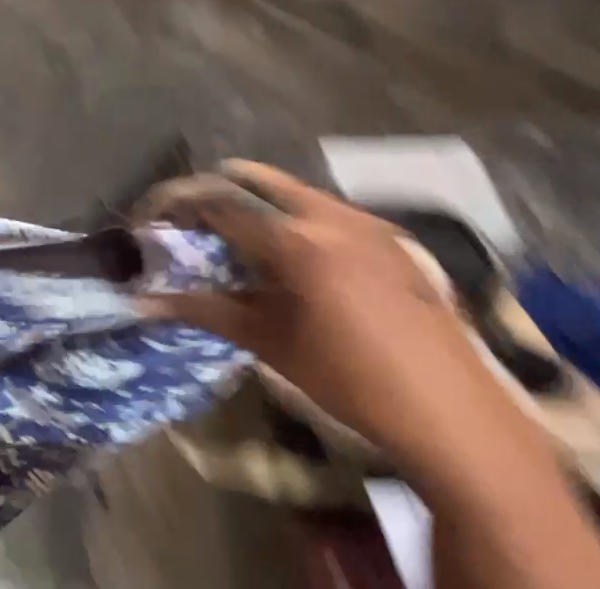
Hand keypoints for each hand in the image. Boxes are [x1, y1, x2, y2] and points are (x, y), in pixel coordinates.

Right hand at [139, 160, 547, 490]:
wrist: (457, 418)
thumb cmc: (351, 380)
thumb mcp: (268, 343)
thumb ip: (204, 310)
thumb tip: (141, 300)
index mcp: (299, 241)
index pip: (219, 201)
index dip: (176, 205)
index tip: (150, 220)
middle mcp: (334, 218)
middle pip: (255, 181)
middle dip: (214, 194)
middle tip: (188, 222)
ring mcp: (371, 226)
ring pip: (294, 193)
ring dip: (255, 205)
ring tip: (234, 241)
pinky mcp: (395, 242)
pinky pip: (328, 212)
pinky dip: (294, 220)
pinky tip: (290, 260)